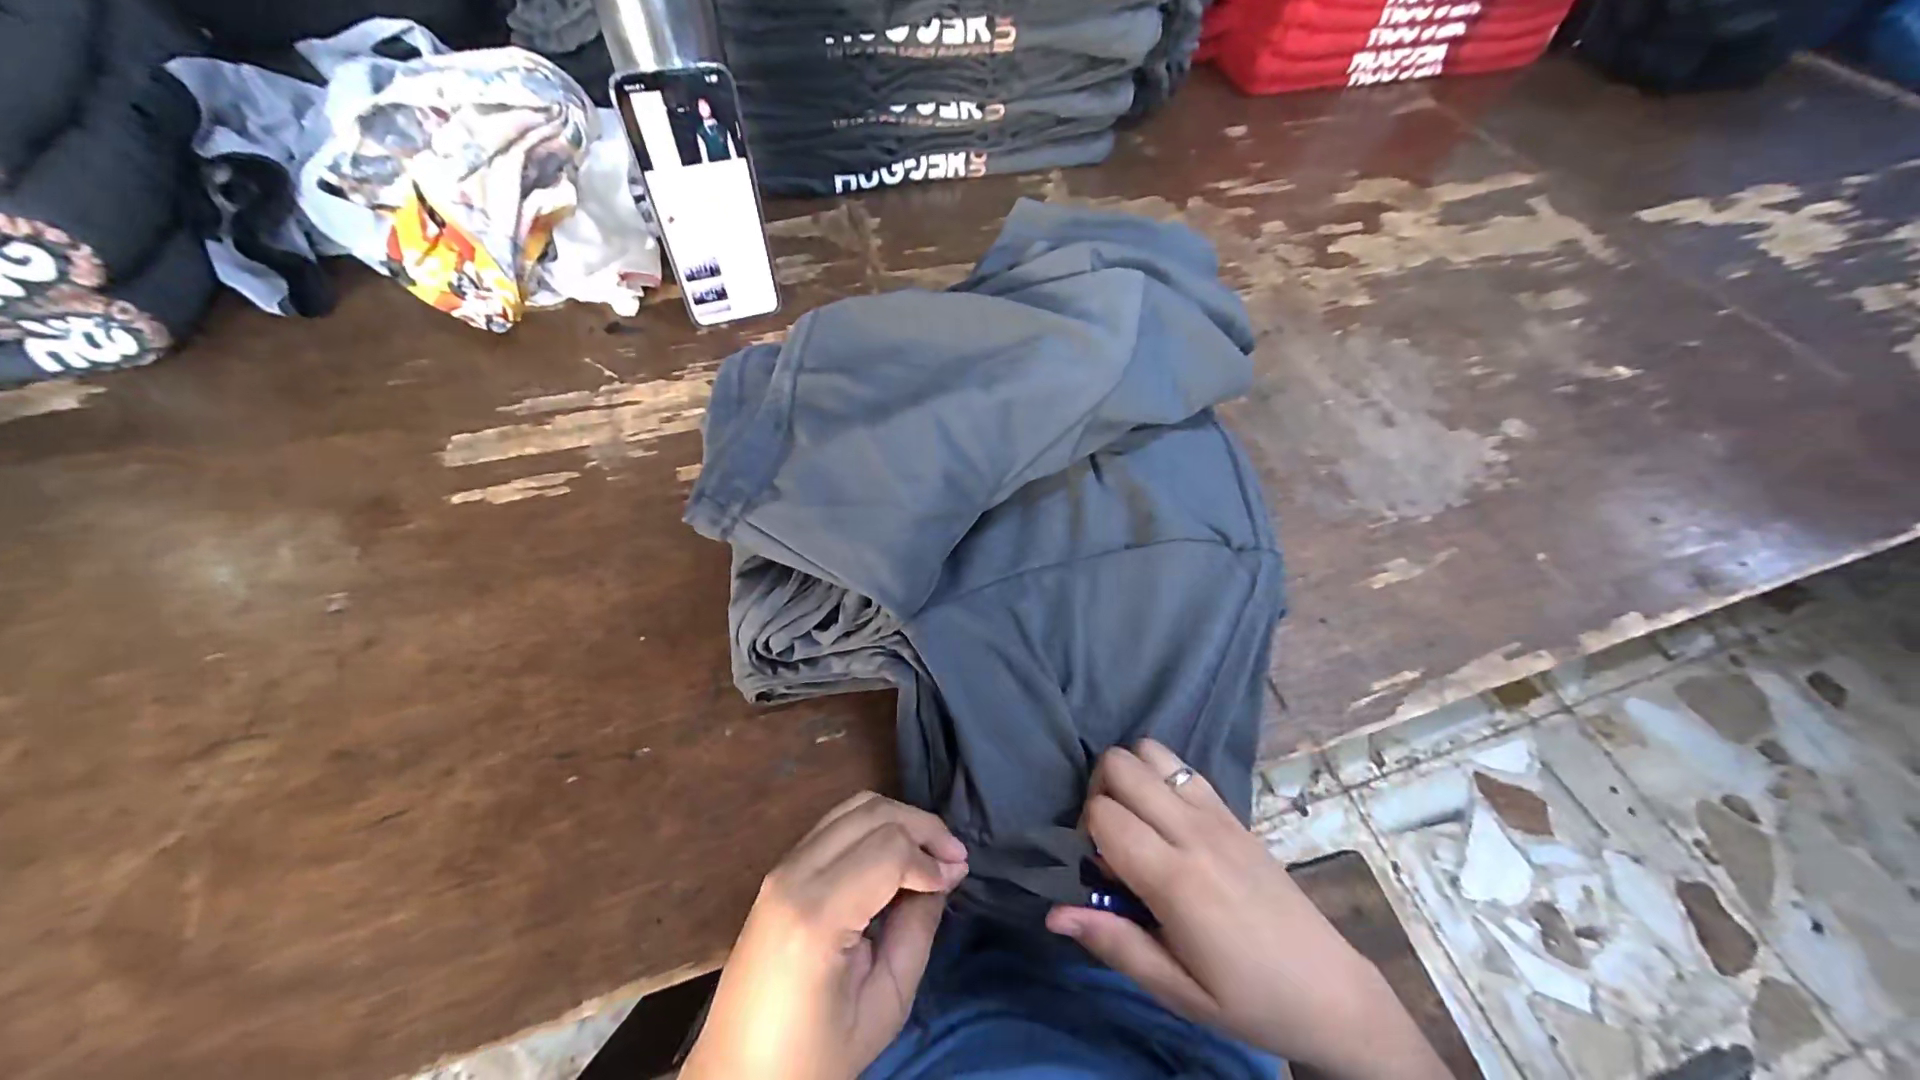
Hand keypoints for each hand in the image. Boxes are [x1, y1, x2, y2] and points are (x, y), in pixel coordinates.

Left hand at [680, 792, 968, 1079]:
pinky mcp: (779, 870)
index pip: (888, 849)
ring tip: (931, 852)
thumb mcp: (885, 1004)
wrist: (739, 1074)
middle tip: (955, 857)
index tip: (956, 878)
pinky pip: (835, 824)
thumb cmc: (815, 1054)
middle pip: (872, 812)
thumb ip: (917, 929)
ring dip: (899, 820)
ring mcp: (781, 868)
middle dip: (922, 827)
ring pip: (853, 806)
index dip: (931, 857)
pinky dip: (874, 826)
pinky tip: (897, 854)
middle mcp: (794, 876)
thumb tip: (944, 874)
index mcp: (816, 916)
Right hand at [1045, 741, 1448, 1079]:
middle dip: (1098, 791)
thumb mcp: (1176, 991)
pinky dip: (1160, 776)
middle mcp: (1193, 832)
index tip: (1097, 869)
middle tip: (1108, 839)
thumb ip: (1114, 943)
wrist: (1332, 992)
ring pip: (1150, 750)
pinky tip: (1166, 818)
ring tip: (1134, 820)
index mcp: (1176, 878)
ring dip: (1129, 775)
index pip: (1102, 814)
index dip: (1085, 833)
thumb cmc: (1248, 1000)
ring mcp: (1217, 815)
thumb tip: (1053, 913)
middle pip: (1119, 764)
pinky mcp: (1233, 813)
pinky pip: (1183, 767)